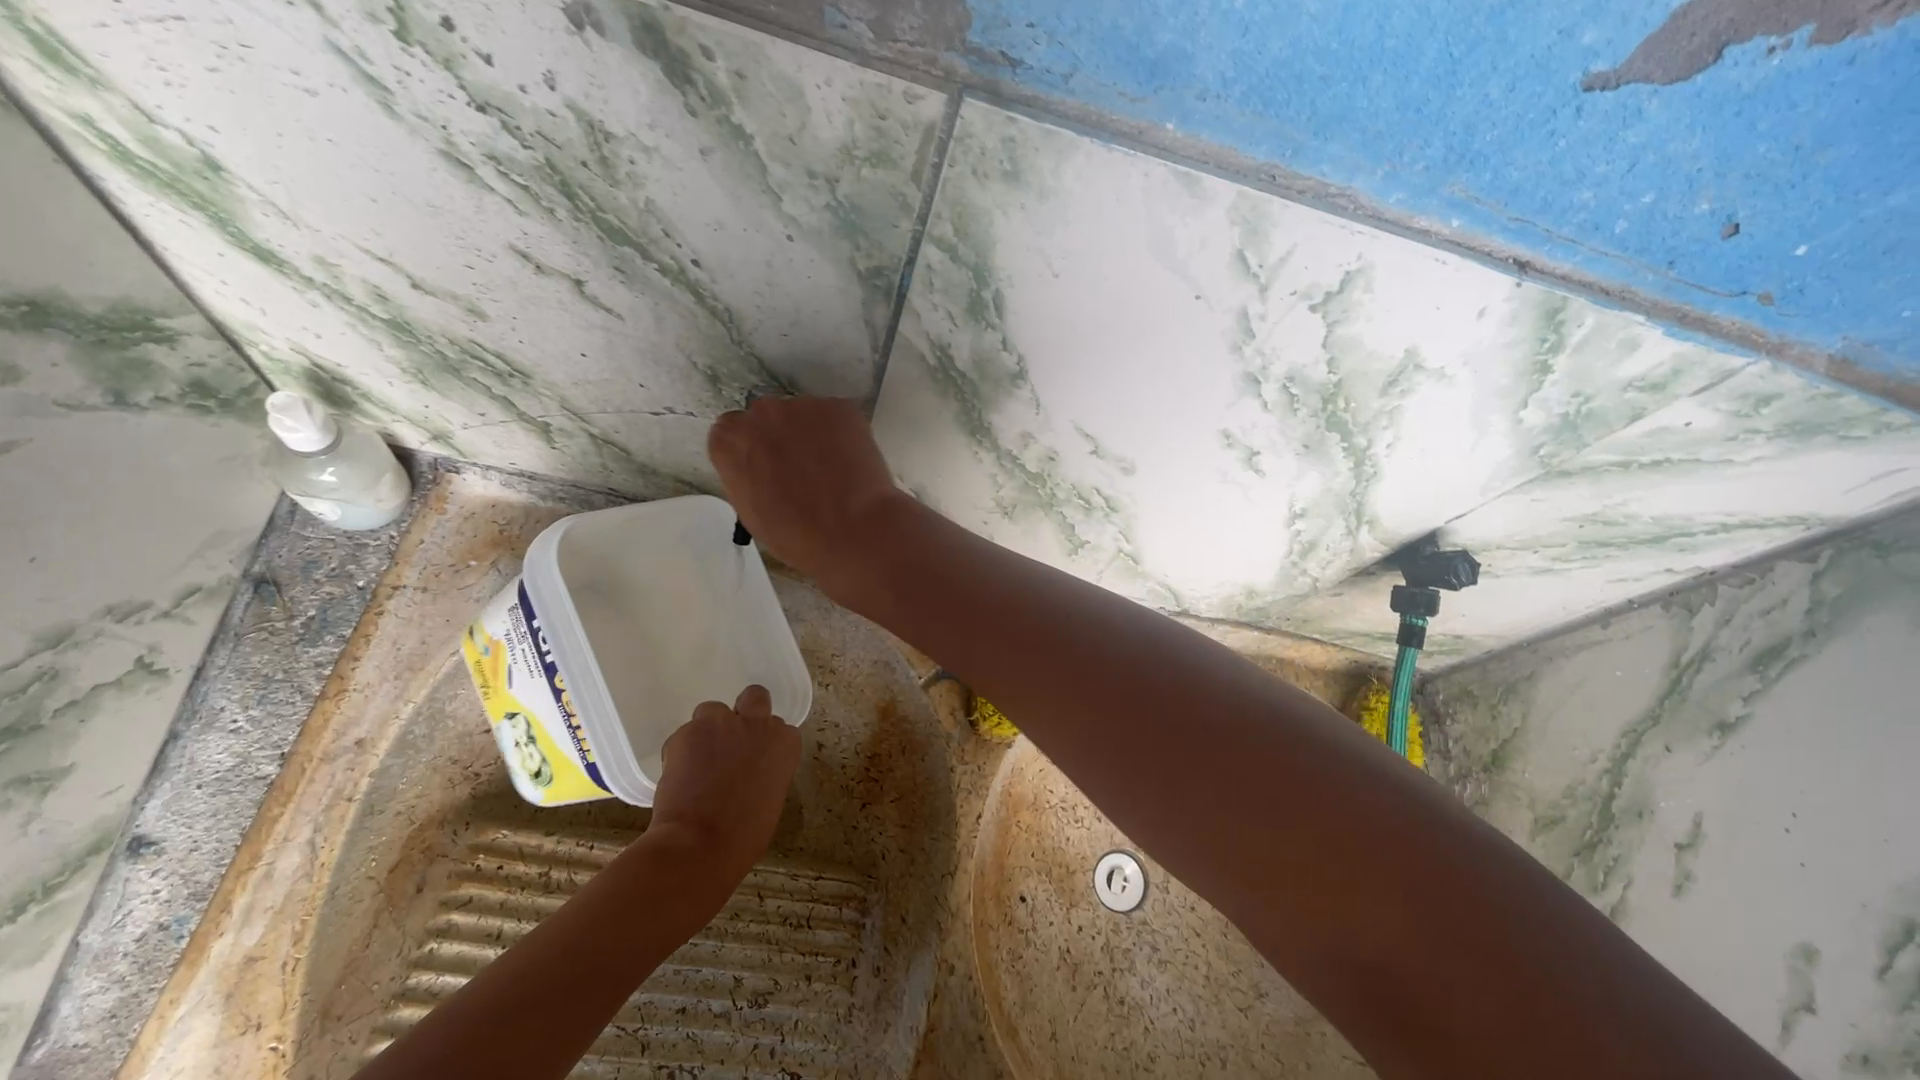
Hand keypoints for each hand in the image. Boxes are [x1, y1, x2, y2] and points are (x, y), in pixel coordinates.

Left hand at [649, 685, 801, 876]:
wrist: (700, 843)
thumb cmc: (745, 835)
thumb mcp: (770, 799)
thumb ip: (763, 773)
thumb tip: (746, 774)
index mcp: (784, 744)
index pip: (780, 729)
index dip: (765, 742)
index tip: (755, 760)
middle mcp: (756, 724)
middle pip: (755, 697)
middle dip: (744, 712)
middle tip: (730, 740)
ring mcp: (719, 724)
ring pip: (712, 712)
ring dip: (707, 731)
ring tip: (697, 762)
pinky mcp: (685, 733)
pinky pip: (683, 736)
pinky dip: (681, 752)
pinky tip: (677, 777)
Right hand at [707, 395, 910, 594]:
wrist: (849, 530)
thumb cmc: (794, 534)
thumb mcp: (751, 510)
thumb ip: (746, 477)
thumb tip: (761, 470)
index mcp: (729, 440)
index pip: (732, 433)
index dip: (752, 451)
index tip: (766, 468)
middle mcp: (761, 413)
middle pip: (767, 418)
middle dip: (781, 437)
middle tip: (801, 469)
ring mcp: (802, 405)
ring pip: (804, 416)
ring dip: (812, 435)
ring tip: (831, 470)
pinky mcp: (840, 407)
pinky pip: (836, 418)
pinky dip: (842, 435)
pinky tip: (851, 464)